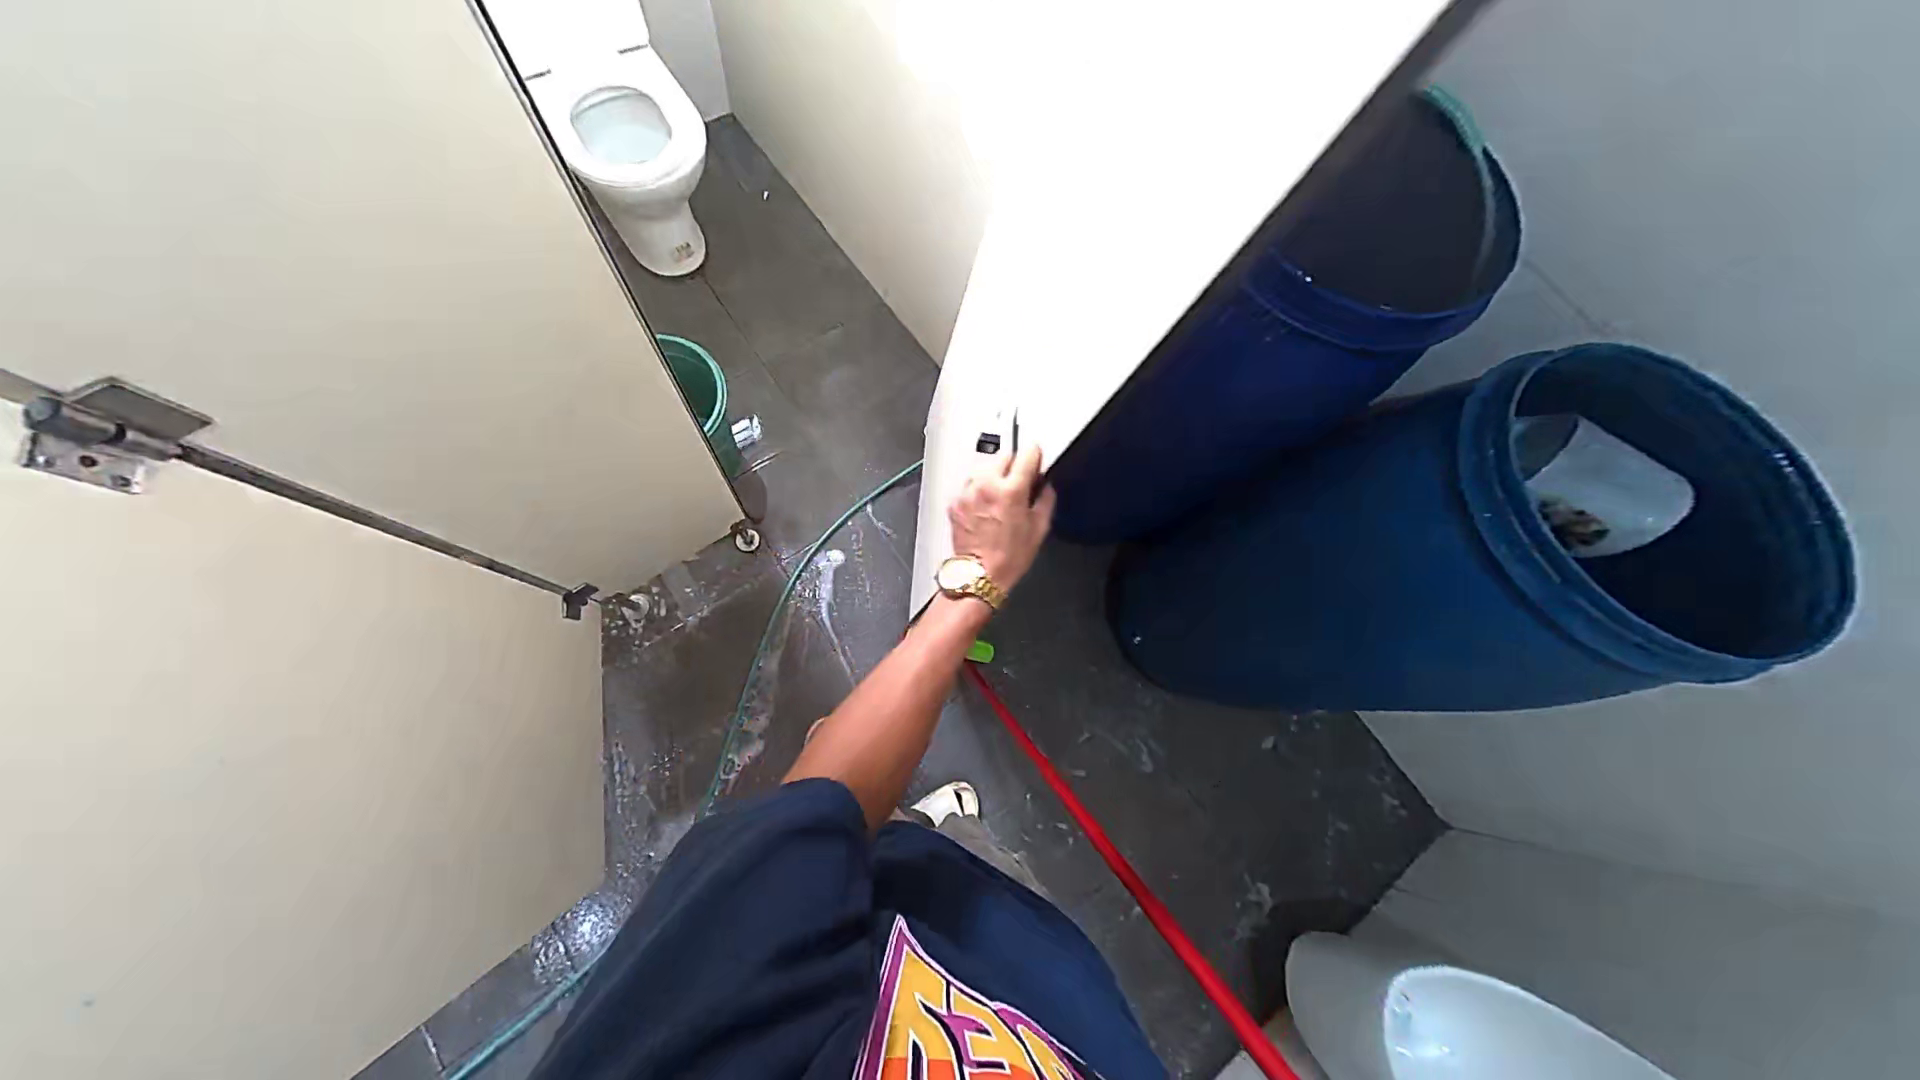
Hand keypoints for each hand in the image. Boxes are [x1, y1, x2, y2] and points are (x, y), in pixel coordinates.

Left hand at [949, 444, 1056, 592]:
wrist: (979, 575)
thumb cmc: (1008, 557)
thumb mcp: (1039, 528)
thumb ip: (1045, 499)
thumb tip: (1045, 486)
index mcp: (1011, 490)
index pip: (1028, 453)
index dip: (1035, 455)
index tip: (1036, 459)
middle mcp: (987, 486)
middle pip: (1003, 455)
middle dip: (1013, 465)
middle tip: (1018, 483)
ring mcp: (968, 492)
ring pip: (984, 469)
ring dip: (994, 477)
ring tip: (1000, 499)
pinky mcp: (955, 502)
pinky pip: (970, 486)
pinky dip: (978, 491)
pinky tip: (985, 508)